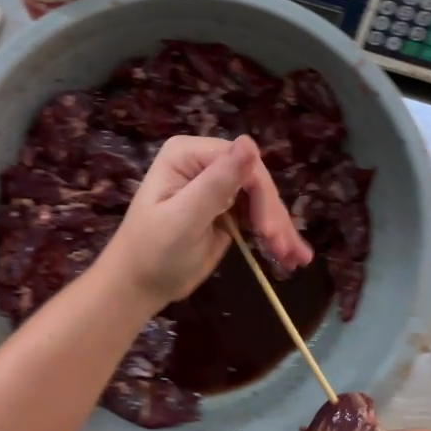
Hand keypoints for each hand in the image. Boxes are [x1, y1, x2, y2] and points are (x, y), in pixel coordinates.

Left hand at [97, 135, 311, 306]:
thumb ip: (217, 183)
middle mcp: (204, 163)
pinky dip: (274, 235)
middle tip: (286, 252)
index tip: (269, 231)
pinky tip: (291, 255)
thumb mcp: (185, 219)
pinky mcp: (225, 209)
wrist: (136, 287)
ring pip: (262, 199)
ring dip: (279, 228)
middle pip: (256, 181)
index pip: (241, 161)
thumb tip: (250, 143)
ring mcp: (215, 185)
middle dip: (273, 216)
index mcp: (188, 154)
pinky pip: (257, 215)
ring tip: (294, 259)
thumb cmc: (152, 253)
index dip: (261, 193)